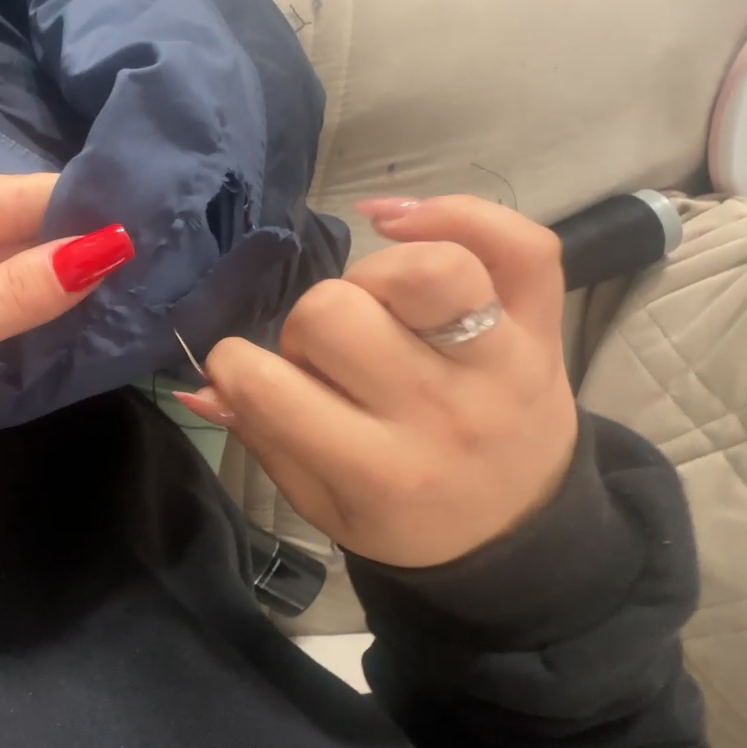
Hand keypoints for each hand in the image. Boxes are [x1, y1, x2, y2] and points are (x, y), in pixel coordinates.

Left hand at [0, 173, 133, 436]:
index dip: (81, 212)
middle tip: (157, 268)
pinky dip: (36, 309)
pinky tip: (85, 318)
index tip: (152, 228)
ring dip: (63, 283)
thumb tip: (109, 249)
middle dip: (78, 250)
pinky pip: (0, 298)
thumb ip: (16, 292)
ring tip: (137, 292)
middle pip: (19, 228)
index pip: (14, 196)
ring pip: (14, 266)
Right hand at [178, 196, 577, 568]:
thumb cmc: (403, 521)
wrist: (518, 534)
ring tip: (371, 308)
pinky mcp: (544, 331)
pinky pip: (520, 245)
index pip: (266, 385)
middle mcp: (439, 411)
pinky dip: (458, 214)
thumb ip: (261, 439)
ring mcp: (502, 364)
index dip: (231, 365)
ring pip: (424, 269)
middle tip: (324, 360)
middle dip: (304, 328)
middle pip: (332, 313)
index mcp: (374, 468)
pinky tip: (401, 224)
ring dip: (370, 277)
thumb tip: (202, 385)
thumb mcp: (319, 504)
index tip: (242, 372)